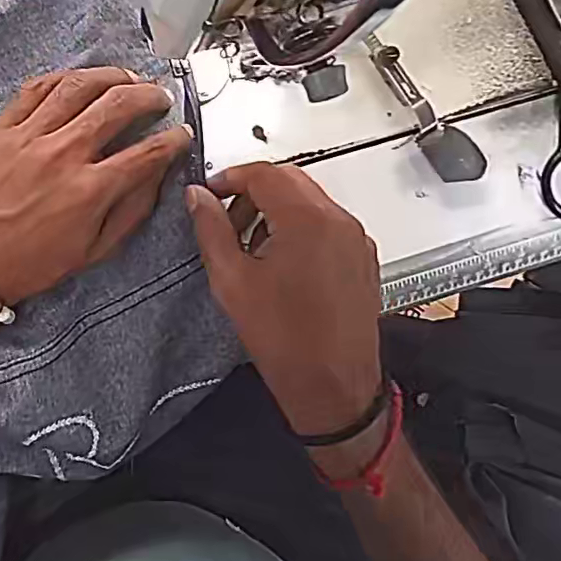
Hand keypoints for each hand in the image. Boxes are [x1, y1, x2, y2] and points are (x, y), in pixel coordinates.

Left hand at [0, 67, 192, 353]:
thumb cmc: (33, 261)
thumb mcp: (97, 248)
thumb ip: (134, 208)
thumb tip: (158, 174)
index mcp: (89, 191)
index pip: (147, 152)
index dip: (173, 139)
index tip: (180, 134)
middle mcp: (61, 157)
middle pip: (118, 104)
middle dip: (149, 95)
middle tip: (159, 97)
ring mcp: (29, 138)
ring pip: (79, 86)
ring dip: (112, 75)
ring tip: (127, 78)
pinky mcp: (3, 130)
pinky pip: (36, 88)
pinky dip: (64, 77)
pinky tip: (80, 79)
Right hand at [185, 163, 382, 439]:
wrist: (333, 387)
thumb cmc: (286, 341)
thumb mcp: (232, 280)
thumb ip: (211, 228)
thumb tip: (198, 197)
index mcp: (307, 221)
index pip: (264, 173)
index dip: (230, 177)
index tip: (211, 191)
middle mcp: (339, 221)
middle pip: (289, 179)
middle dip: (253, 191)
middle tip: (225, 216)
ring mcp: (355, 239)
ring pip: (310, 200)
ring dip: (276, 208)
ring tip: (249, 243)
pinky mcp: (362, 258)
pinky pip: (327, 223)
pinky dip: (299, 226)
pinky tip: (278, 259)